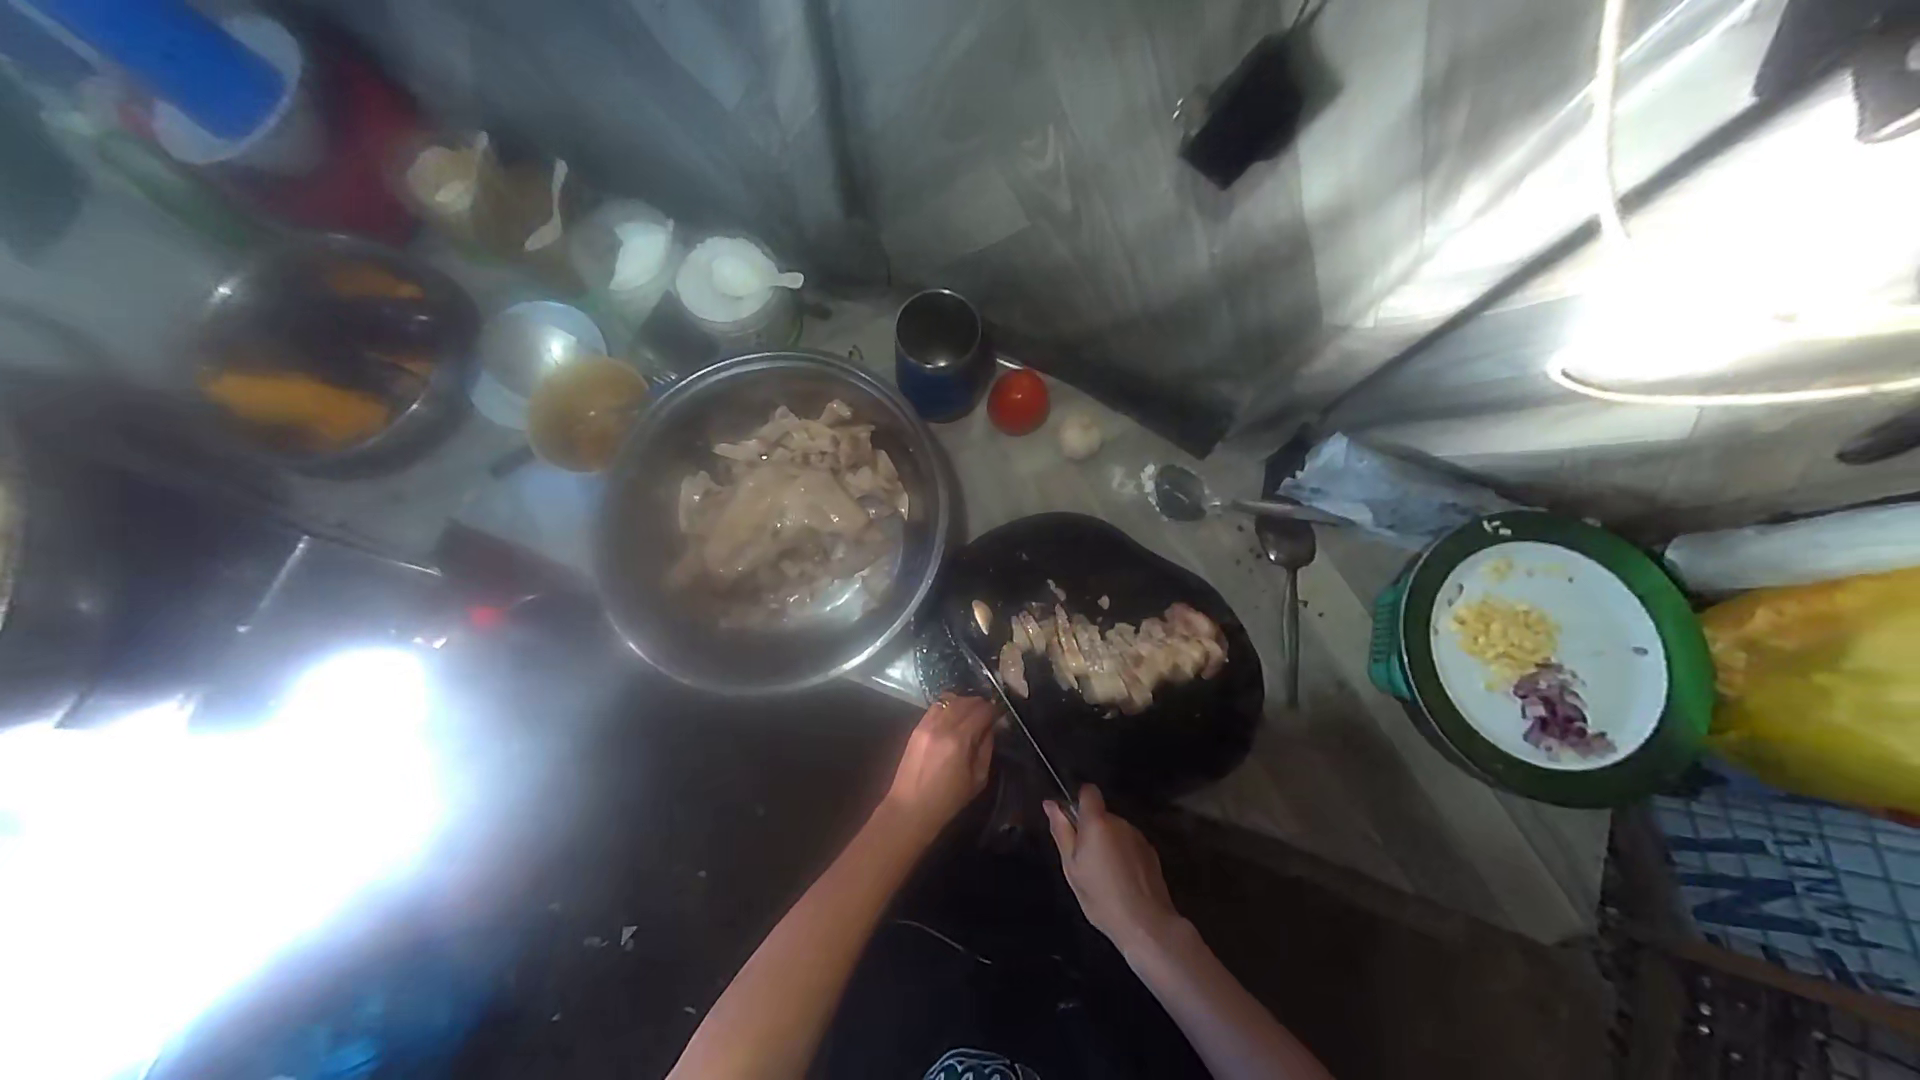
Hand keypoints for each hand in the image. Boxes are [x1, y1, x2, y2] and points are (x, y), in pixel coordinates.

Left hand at [881, 696, 995, 842]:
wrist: (911, 808)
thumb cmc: (948, 799)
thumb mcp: (978, 778)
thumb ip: (986, 748)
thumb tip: (990, 728)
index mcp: (959, 740)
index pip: (981, 711)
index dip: (993, 710)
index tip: (999, 714)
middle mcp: (941, 726)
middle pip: (965, 701)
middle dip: (980, 704)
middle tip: (988, 713)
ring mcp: (926, 725)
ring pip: (949, 700)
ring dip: (963, 703)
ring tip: (970, 713)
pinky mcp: (916, 728)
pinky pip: (935, 707)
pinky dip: (947, 706)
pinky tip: (953, 717)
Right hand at [1045, 785, 1182, 952]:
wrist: (1146, 924)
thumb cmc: (1100, 897)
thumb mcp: (1071, 867)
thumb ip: (1061, 831)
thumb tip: (1050, 804)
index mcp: (1098, 822)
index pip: (1089, 791)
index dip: (1078, 801)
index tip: (1072, 823)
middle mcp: (1120, 822)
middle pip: (1101, 815)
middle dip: (1091, 830)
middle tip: (1084, 861)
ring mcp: (1138, 836)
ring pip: (1115, 831)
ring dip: (1108, 843)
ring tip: (1105, 876)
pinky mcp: (1151, 852)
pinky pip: (1129, 844)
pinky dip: (1123, 855)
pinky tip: (1122, 881)